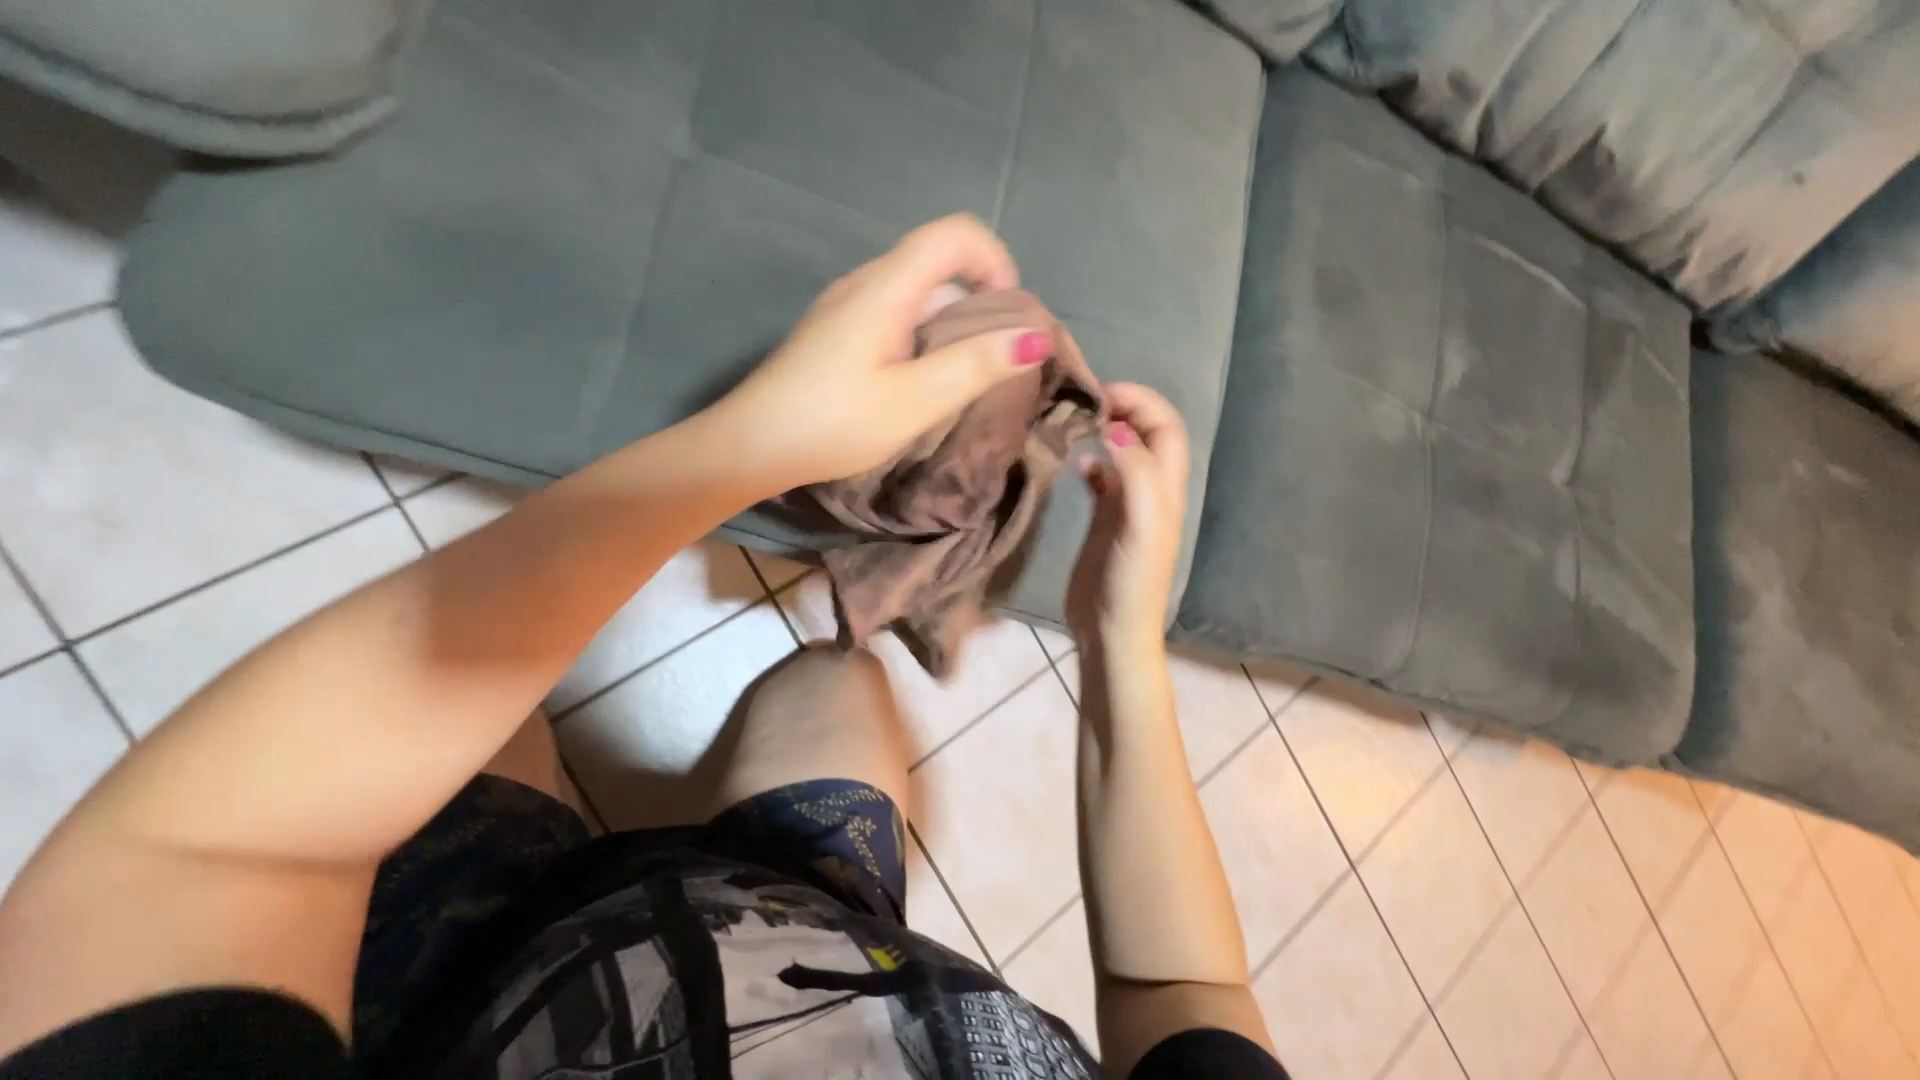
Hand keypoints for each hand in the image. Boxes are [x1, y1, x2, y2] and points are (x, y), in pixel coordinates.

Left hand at [709, 215, 1054, 492]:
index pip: (955, 234)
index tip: (1007, 319)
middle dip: (980, 303)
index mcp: (886, 287)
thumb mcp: (915, 400)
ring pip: (917, 294)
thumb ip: (976, 365)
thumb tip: (1036, 337)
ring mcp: (845, 307)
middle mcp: (865, 283)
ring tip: (960, 381)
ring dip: (951, 326)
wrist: (751, 446)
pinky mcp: (835, 332)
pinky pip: (894, 316)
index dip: (996, 261)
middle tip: (993, 363)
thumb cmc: (835, 422)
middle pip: (939, 265)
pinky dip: (922, 339)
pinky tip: (918, 385)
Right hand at [1067, 383, 1190, 645]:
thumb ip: (1133, 473)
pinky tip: (1071, 458)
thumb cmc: (1130, 579)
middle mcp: (1151, 489)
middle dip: (1121, 407)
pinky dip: (1090, 459)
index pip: (1165, 426)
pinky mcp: (1104, 518)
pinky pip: (1101, 476)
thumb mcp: (1141, 523)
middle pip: (1146, 432)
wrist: (1112, 630)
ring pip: (1122, 451)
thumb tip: (1113, 428)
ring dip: (1104, 429)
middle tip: (1082, 400)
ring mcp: (1127, 503)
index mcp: (1167, 487)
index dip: (1141, 401)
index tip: (1101, 391)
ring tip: (1073, 418)